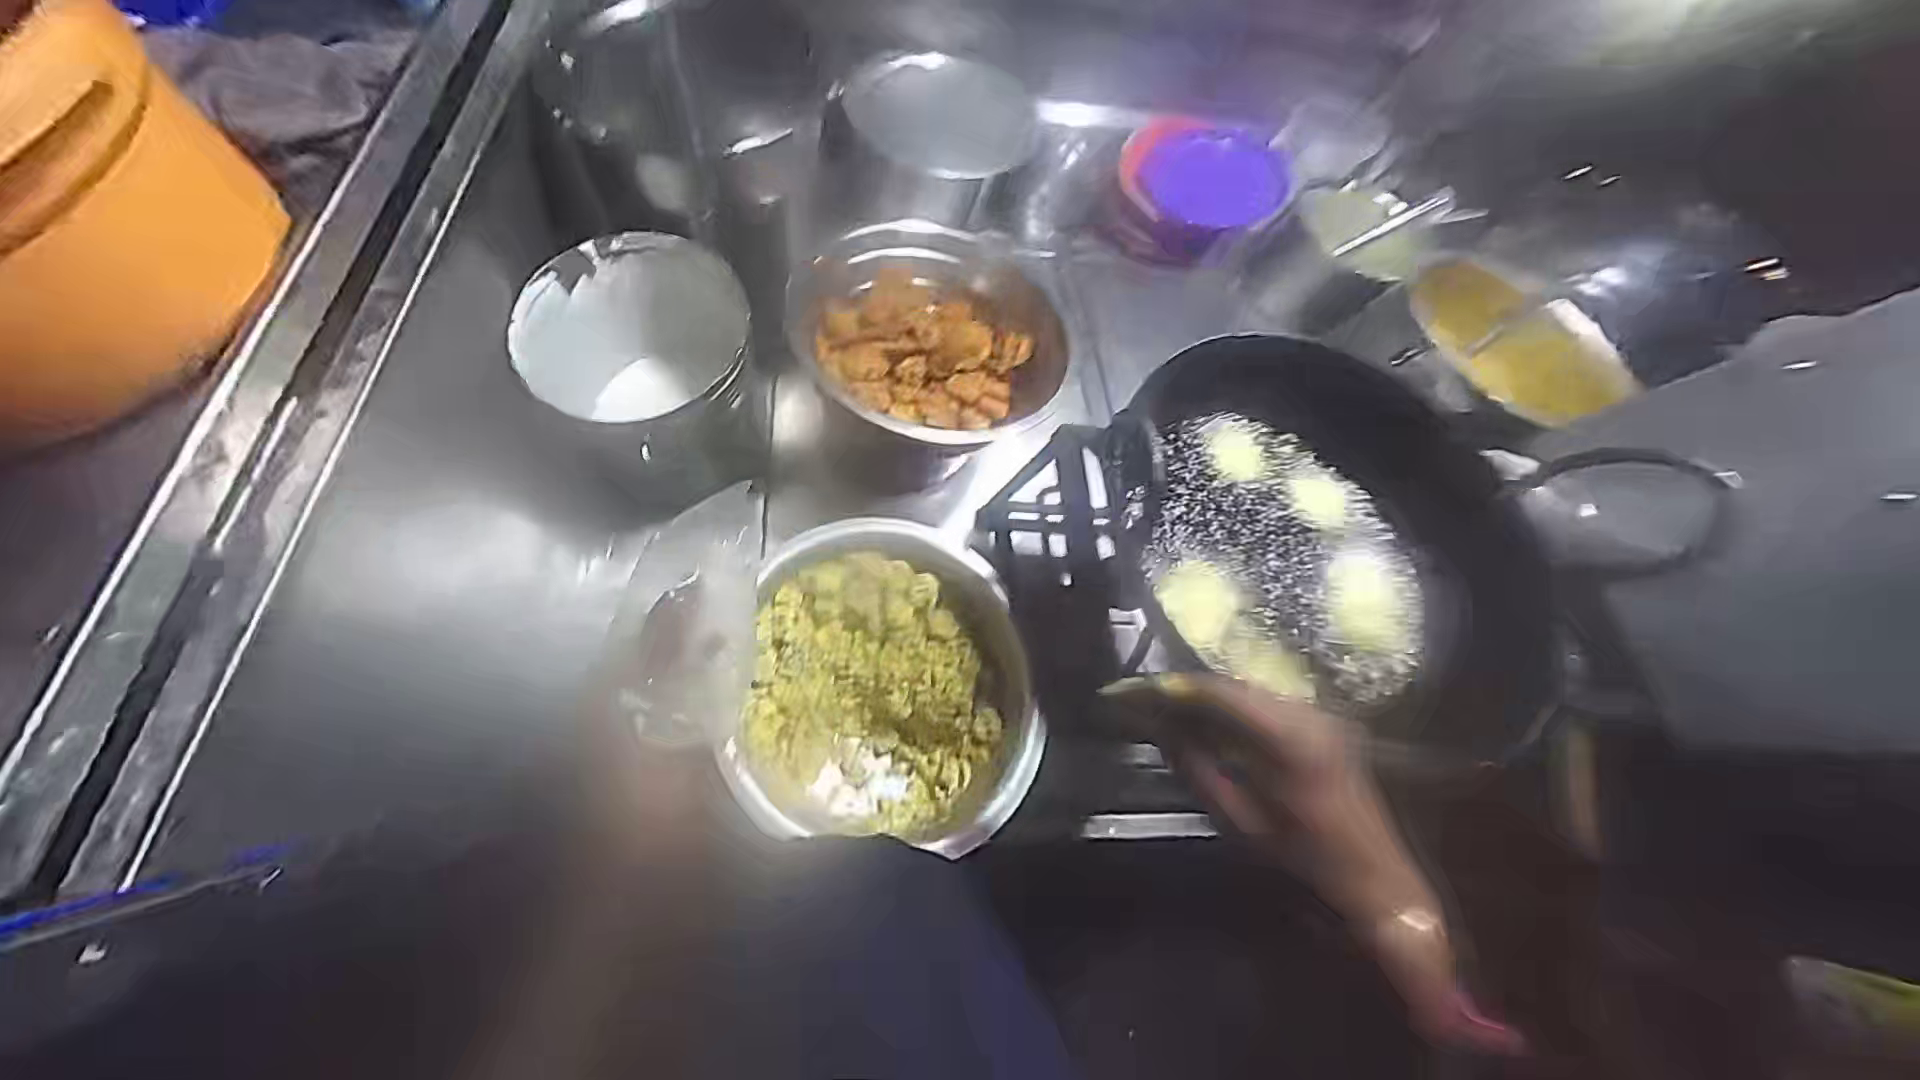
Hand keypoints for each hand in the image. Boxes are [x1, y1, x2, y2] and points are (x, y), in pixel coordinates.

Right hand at [1103, 674, 1525, 1056]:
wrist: (1377, 882)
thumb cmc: (1304, 860)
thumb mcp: (1237, 818)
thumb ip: (1193, 764)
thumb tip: (1156, 726)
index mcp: (1287, 736)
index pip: (1216, 692)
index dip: (1168, 687)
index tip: (1130, 691)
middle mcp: (1304, 712)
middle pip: (1226, 685)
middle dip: (1179, 690)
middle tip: (1137, 698)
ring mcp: (1316, 714)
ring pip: (1240, 690)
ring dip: (1200, 697)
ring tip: (1160, 708)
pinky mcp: (1318, 722)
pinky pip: (1257, 704)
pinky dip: (1223, 708)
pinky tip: (1200, 721)